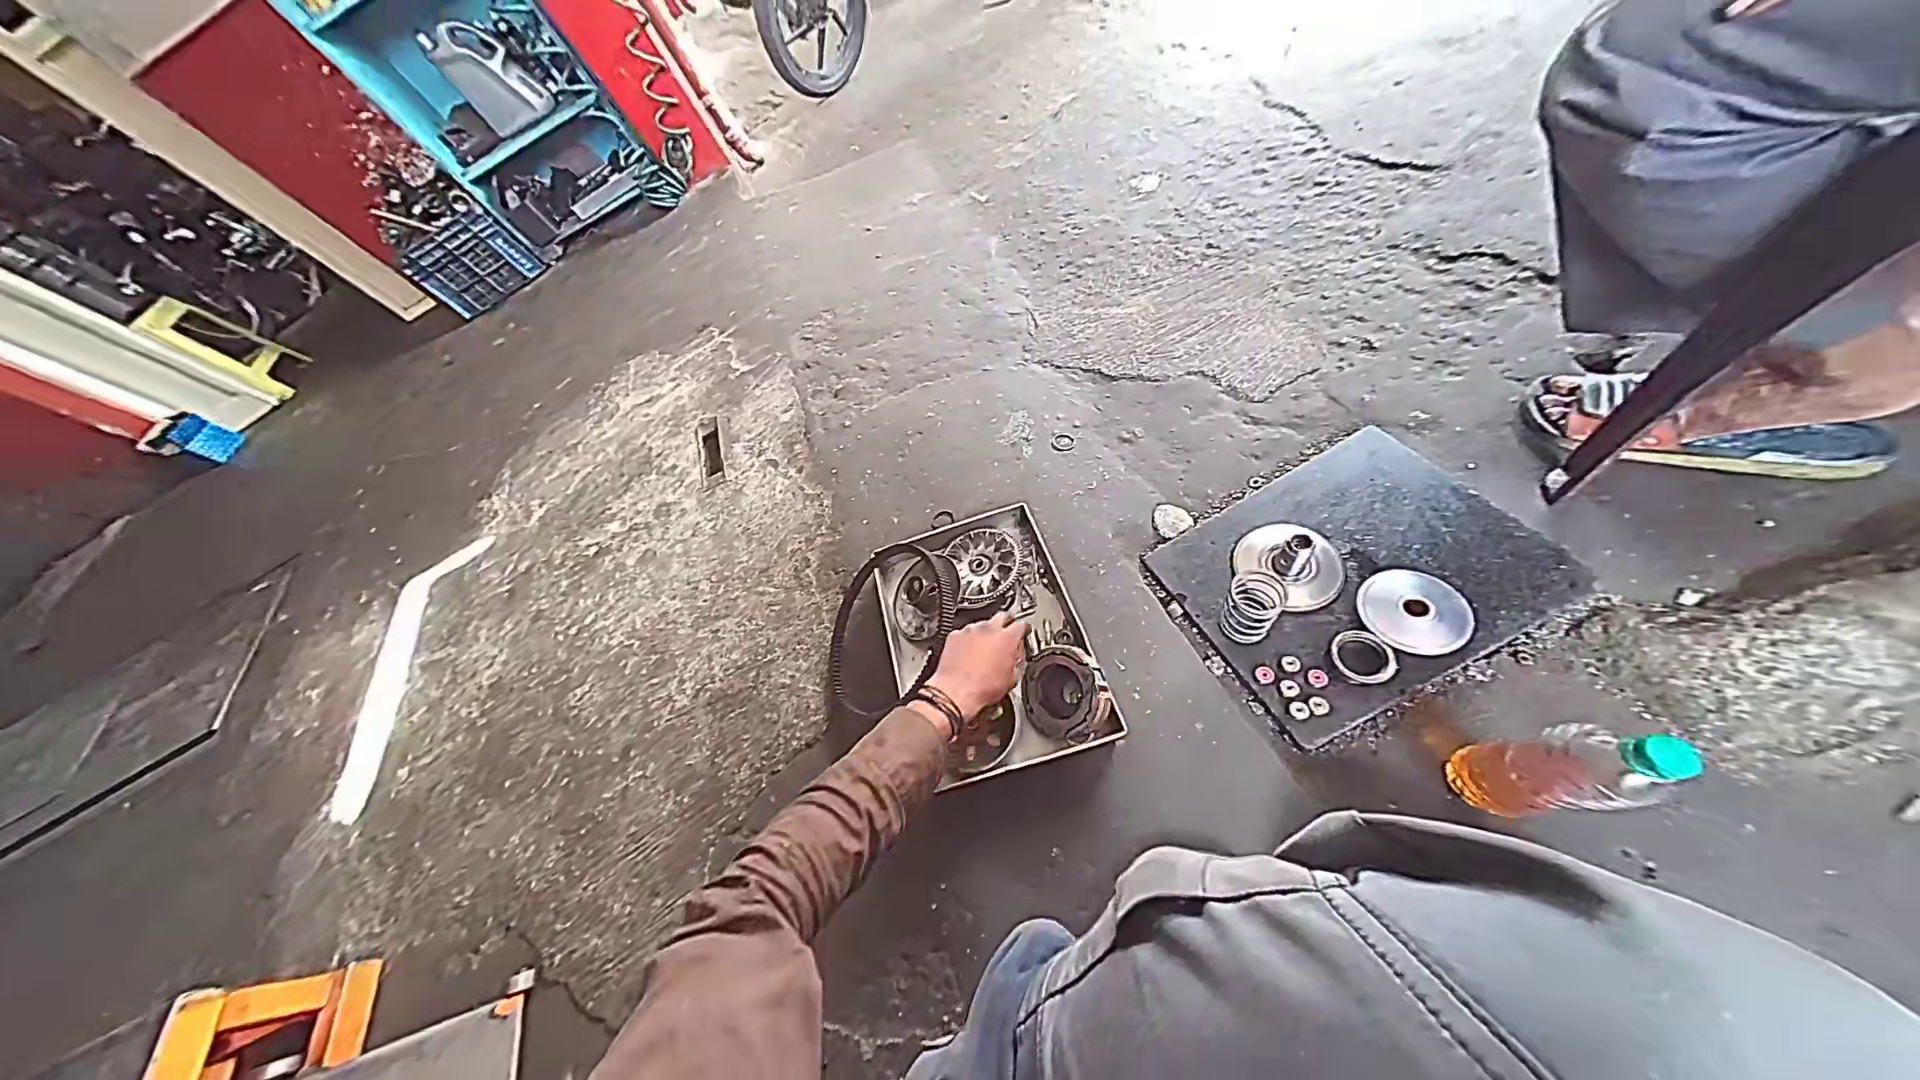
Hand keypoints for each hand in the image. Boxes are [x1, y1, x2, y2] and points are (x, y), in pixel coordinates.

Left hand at [924, 613, 1027, 722]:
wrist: (955, 693)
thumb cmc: (982, 689)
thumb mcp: (1013, 678)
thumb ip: (1019, 659)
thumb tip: (1018, 656)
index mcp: (1007, 638)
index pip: (1021, 624)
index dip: (1024, 629)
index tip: (1023, 633)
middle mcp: (988, 629)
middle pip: (1002, 616)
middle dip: (1006, 624)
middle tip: (1006, 635)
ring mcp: (970, 630)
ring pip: (982, 624)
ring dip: (986, 633)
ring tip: (985, 650)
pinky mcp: (954, 635)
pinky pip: (965, 632)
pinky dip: (969, 640)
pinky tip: (969, 653)